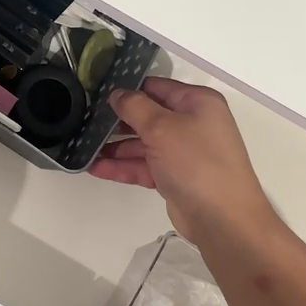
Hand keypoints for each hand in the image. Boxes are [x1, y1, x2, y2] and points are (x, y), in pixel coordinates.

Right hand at [90, 78, 272, 241]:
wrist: (223, 219)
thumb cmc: (197, 163)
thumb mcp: (162, 127)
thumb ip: (135, 107)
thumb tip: (117, 94)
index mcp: (196, 102)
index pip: (155, 87)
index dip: (127, 89)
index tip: (96, 92)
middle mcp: (192, 123)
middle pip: (147, 115)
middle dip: (117, 120)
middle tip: (84, 120)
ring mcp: (183, 152)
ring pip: (142, 143)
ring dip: (115, 147)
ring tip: (83, 147)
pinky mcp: (174, 176)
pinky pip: (143, 165)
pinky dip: (122, 166)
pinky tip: (96, 168)